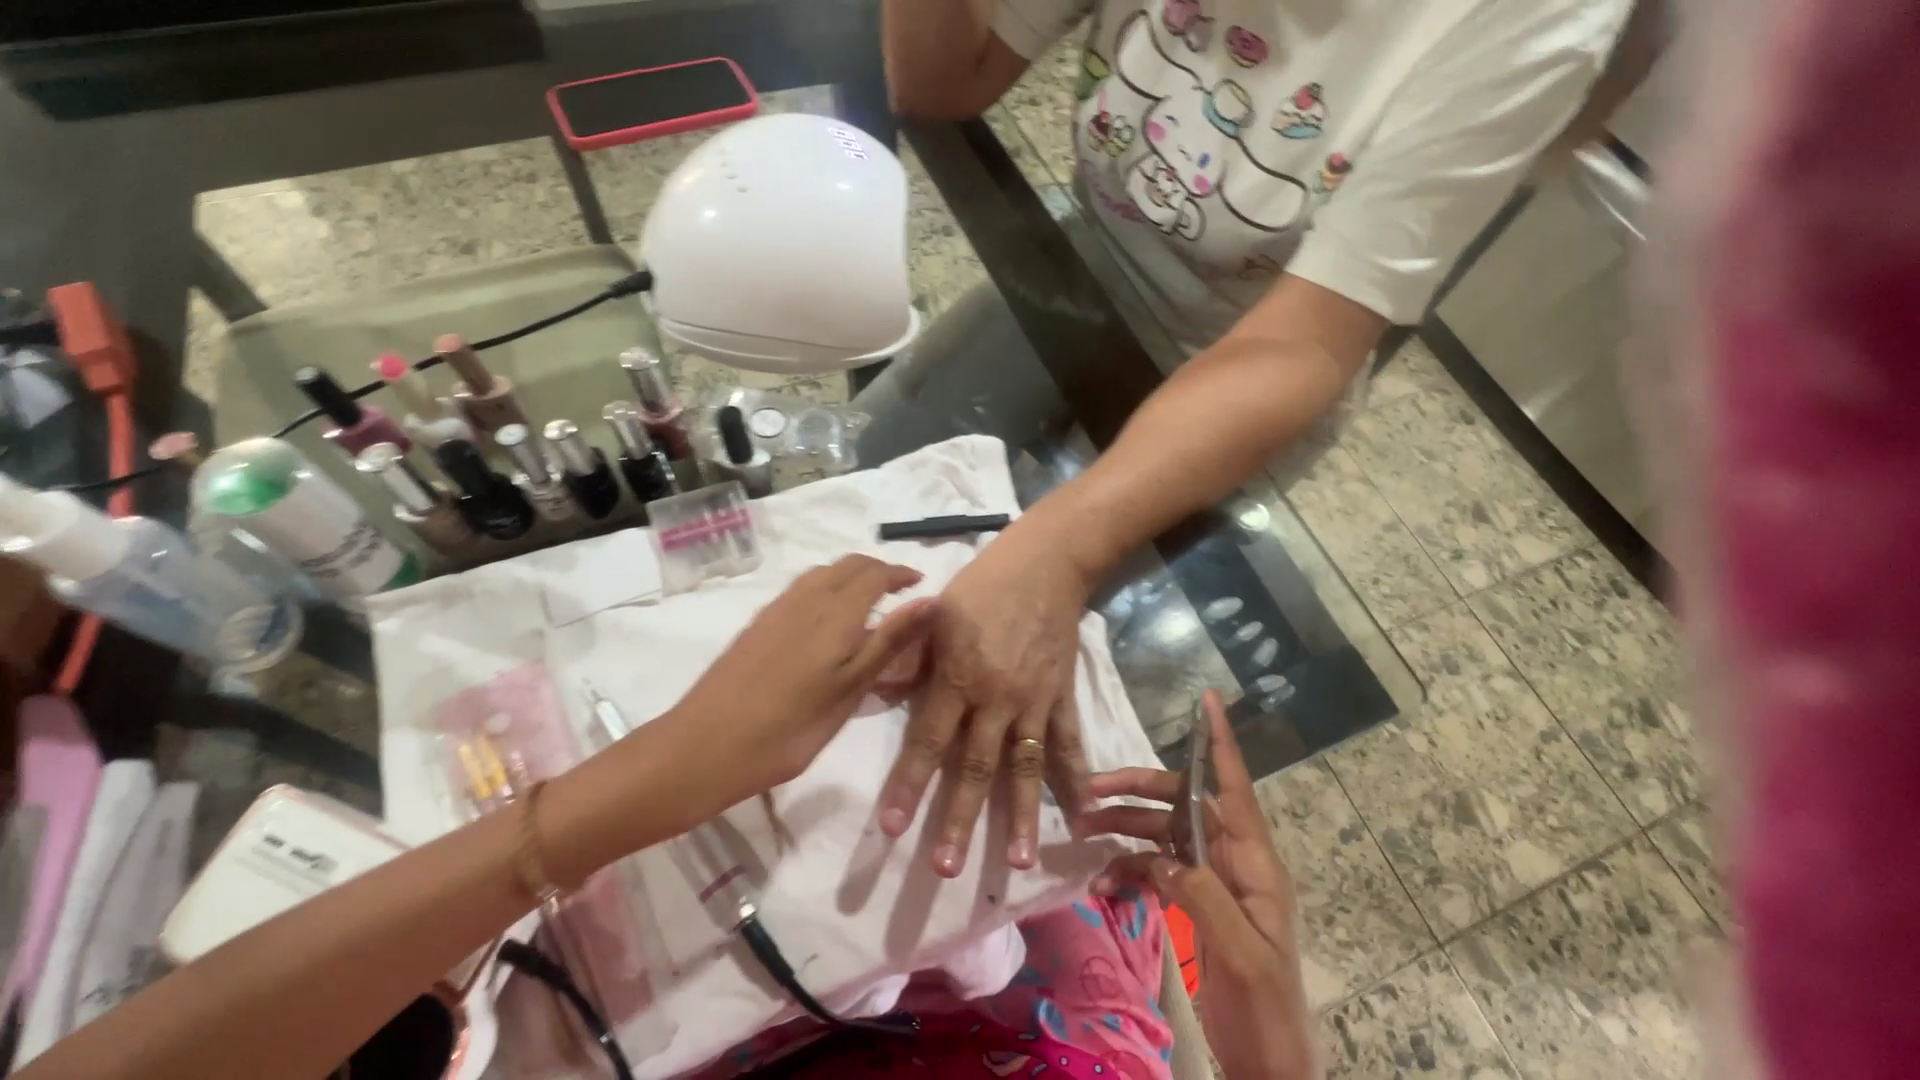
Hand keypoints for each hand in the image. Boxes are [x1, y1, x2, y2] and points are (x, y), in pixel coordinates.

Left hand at [664, 555, 935, 807]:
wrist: (707, 745)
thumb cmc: (791, 726)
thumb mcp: (851, 689)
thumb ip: (890, 640)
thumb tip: (930, 599)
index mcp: (835, 612)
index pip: (875, 574)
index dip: (901, 574)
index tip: (920, 583)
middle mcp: (806, 599)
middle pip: (847, 566)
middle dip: (877, 571)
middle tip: (899, 593)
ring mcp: (777, 610)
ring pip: (821, 575)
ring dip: (850, 577)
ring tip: (868, 605)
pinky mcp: (757, 625)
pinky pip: (801, 590)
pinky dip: (825, 590)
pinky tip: (826, 624)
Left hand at [876, 535, 1095, 876]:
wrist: (1044, 564)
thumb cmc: (981, 587)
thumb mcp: (937, 615)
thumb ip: (911, 658)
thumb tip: (876, 691)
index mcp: (957, 677)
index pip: (928, 740)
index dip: (909, 784)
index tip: (892, 828)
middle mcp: (995, 698)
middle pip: (974, 766)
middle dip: (960, 819)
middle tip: (946, 868)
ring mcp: (1033, 701)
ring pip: (1024, 766)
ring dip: (1021, 815)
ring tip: (1018, 861)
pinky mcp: (1062, 697)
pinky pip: (1069, 743)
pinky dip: (1076, 778)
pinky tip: (1083, 814)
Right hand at [1081, 691, 1315, 1079]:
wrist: (1269, 1063)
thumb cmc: (1266, 1007)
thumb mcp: (1241, 952)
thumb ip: (1204, 896)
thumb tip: (1162, 856)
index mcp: (1255, 863)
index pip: (1235, 790)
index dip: (1221, 744)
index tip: (1208, 700)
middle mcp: (1233, 861)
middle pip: (1182, 806)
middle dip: (1137, 792)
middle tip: (1088, 793)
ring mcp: (1212, 882)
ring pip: (1162, 836)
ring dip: (1123, 833)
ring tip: (1080, 837)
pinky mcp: (1194, 905)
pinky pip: (1155, 873)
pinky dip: (1127, 873)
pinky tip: (1102, 887)